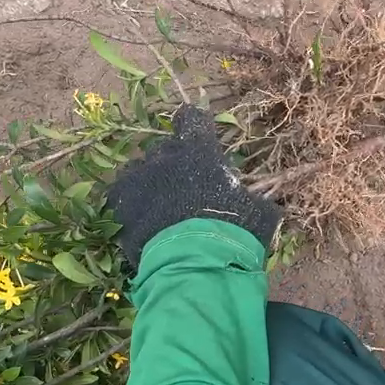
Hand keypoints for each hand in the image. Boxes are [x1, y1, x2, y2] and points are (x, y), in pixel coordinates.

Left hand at [106, 108, 282, 267]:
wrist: (195, 263)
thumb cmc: (233, 232)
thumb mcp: (259, 214)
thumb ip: (257, 200)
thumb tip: (264, 202)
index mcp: (199, 152)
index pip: (193, 120)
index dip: (195, 123)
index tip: (197, 130)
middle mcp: (165, 158)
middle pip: (166, 149)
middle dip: (176, 163)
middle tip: (187, 186)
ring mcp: (138, 179)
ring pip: (141, 170)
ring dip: (152, 182)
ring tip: (162, 205)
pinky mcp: (120, 204)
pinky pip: (122, 194)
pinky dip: (132, 202)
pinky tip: (144, 219)